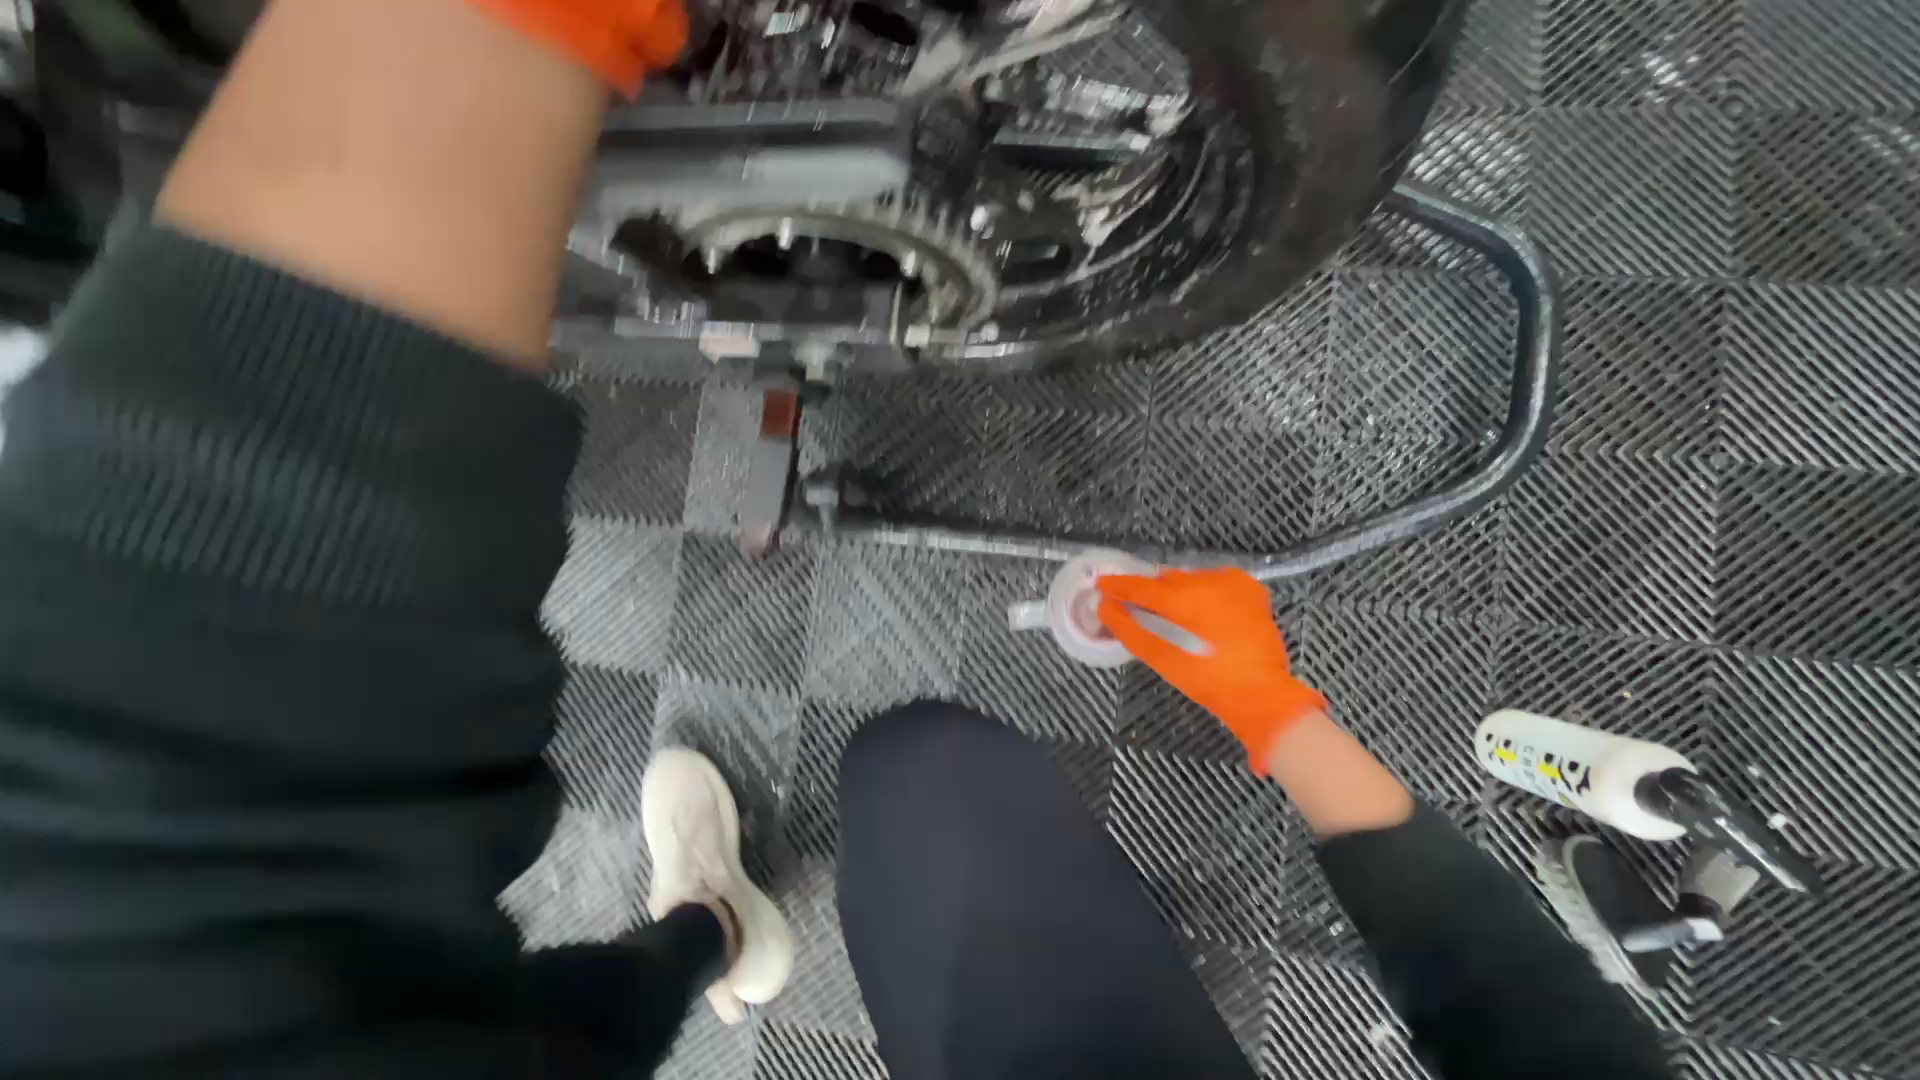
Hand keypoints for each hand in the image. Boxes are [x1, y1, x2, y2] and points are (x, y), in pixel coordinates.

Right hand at [1096, 567, 1325, 773]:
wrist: (1262, 695)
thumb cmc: (1209, 681)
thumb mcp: (1163, 659)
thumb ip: (1130, 630)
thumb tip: (1106, 609)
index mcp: (1186, 598)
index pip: (1143, 586)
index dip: (1119, 586)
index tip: (1101, 586)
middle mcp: (1210, 581)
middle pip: (1167, 580)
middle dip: (1150, 592)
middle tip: (1135, 607)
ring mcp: (1234, 583)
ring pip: (1191, 579)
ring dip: (1176, 592)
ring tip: (1169, 615)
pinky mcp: (1249, 590)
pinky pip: (1215, 582)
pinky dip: (1202, 592)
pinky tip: (1199, 611)